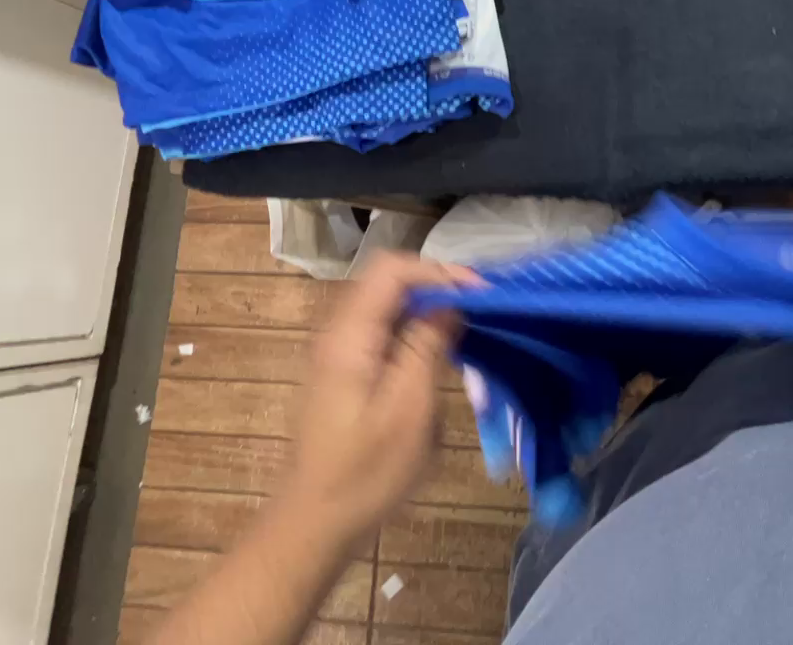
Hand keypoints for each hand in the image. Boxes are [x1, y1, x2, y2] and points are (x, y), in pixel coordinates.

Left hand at [284, 252, 477, 538]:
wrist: (314, 523)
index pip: (392, 270)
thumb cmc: (365, 472)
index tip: (479, 292)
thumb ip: (426, 347)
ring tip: (466, 326)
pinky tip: (440, 352)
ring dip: (429, 306)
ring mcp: (339, 351)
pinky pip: (384, 328)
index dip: (438, 271)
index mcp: (350, 336)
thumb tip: (449, 304)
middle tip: (478, 306)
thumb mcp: (408, 409)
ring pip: (388, 303)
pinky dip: (416, 327)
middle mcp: (339, 333)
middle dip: (437, 284)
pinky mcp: (346, 370)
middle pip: (389, 280)